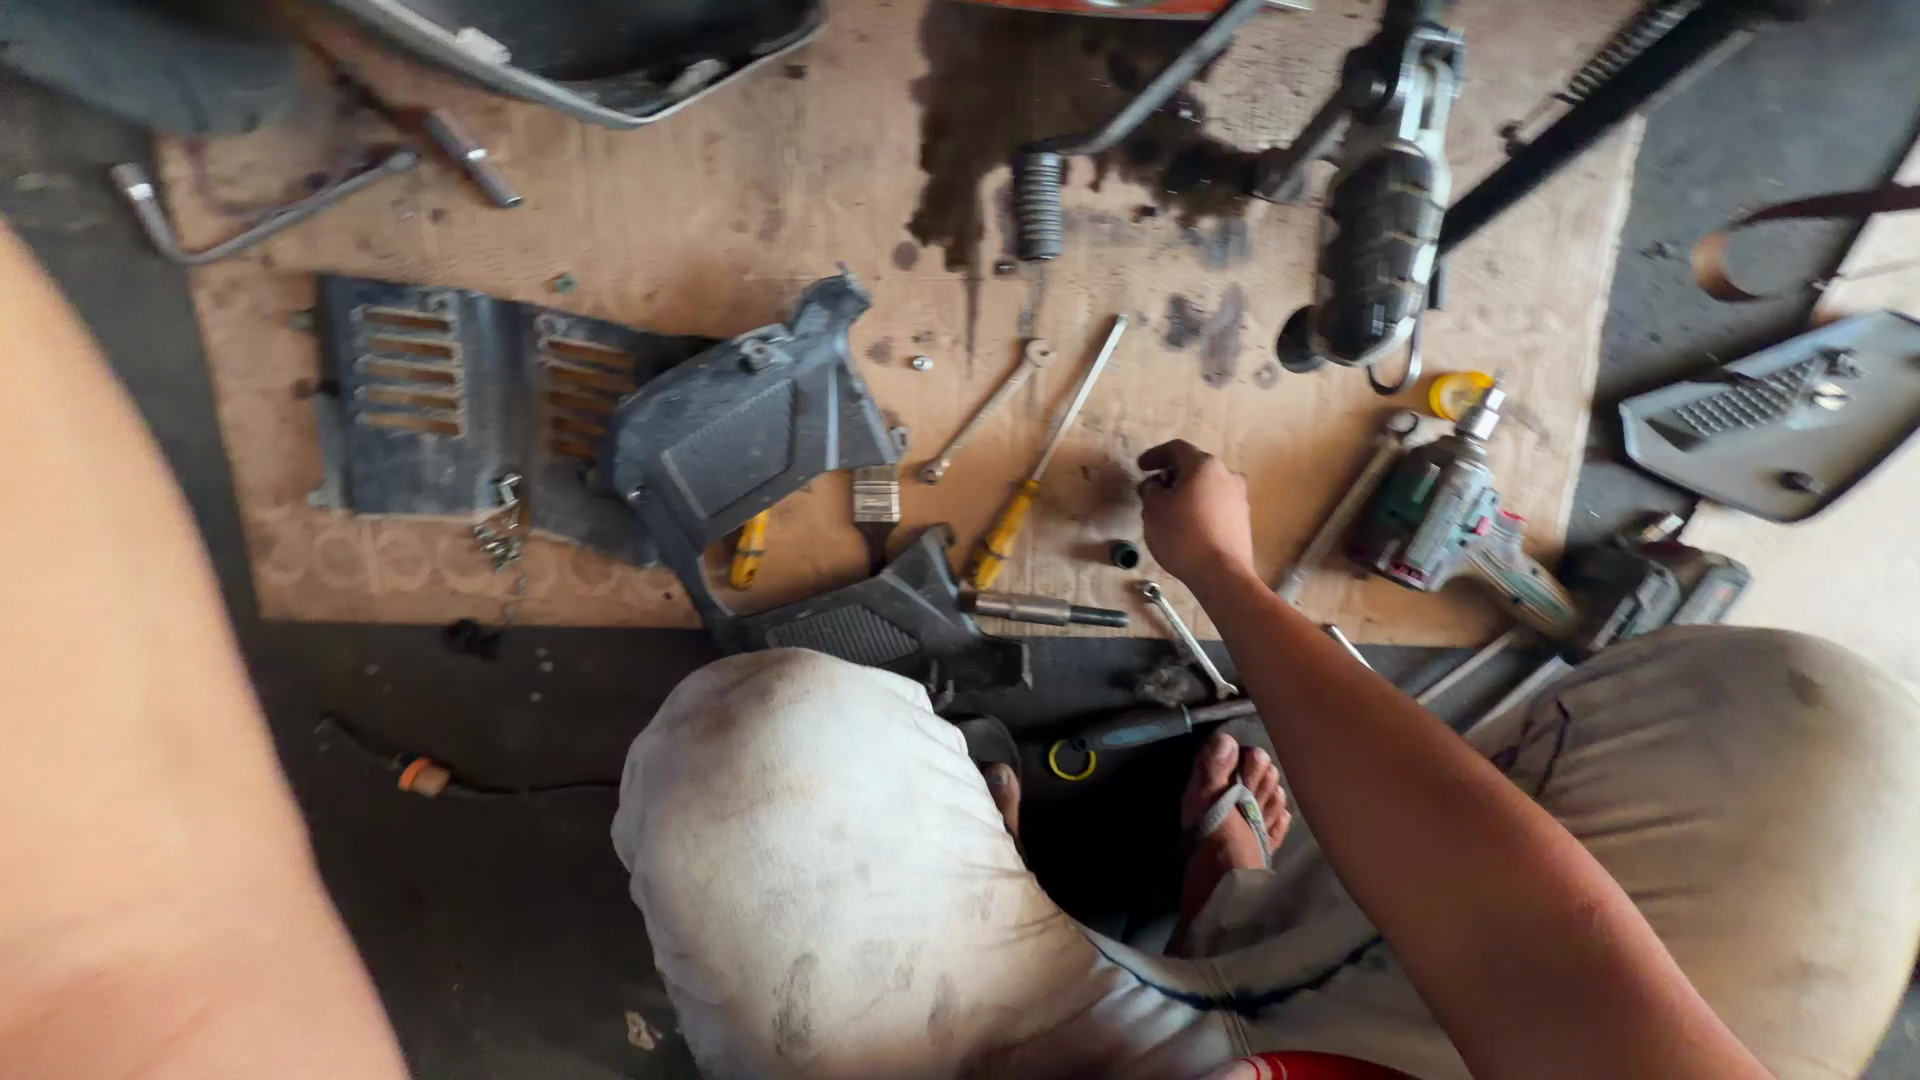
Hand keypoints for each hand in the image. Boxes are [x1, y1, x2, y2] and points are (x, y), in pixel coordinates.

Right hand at [1137, 440, 1255, 590]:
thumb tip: (1157, 484)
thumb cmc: (1182, 535)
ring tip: (1168, 510)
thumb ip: (1151, 489)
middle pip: (1194, 467)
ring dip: (1186, 492)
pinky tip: (1187, 525)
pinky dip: (1199, 507)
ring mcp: (1239, 498)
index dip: (1155, 455)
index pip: (1176, 449)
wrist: (1220, 574)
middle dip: (1171, 476)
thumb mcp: (1153, 509)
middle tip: (1153, 490)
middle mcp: (1227, 475)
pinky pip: (1215, 505)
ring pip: (1206, 486)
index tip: (1141, 467)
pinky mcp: (1243, 520)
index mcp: (1204, 466)